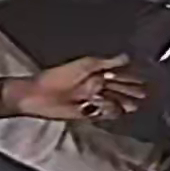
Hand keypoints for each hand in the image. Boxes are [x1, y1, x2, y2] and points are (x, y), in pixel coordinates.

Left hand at [8, 55, 148, 120]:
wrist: (36, 95)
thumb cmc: (57, 77)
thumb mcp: (83, 65)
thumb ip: (106, 62)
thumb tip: (128, 57)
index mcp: (104, 76)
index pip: (129, 77)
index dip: (133, 78)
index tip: (130, 78)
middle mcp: (106, 89)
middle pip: (131, 91)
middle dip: (132, 91)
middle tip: (132, 92)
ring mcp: (102, 101)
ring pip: (126, 103)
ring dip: (123, 101)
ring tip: (110, 98)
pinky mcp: (96, 113)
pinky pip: (113, 113)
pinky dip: (110, 109)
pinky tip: (98, 104)